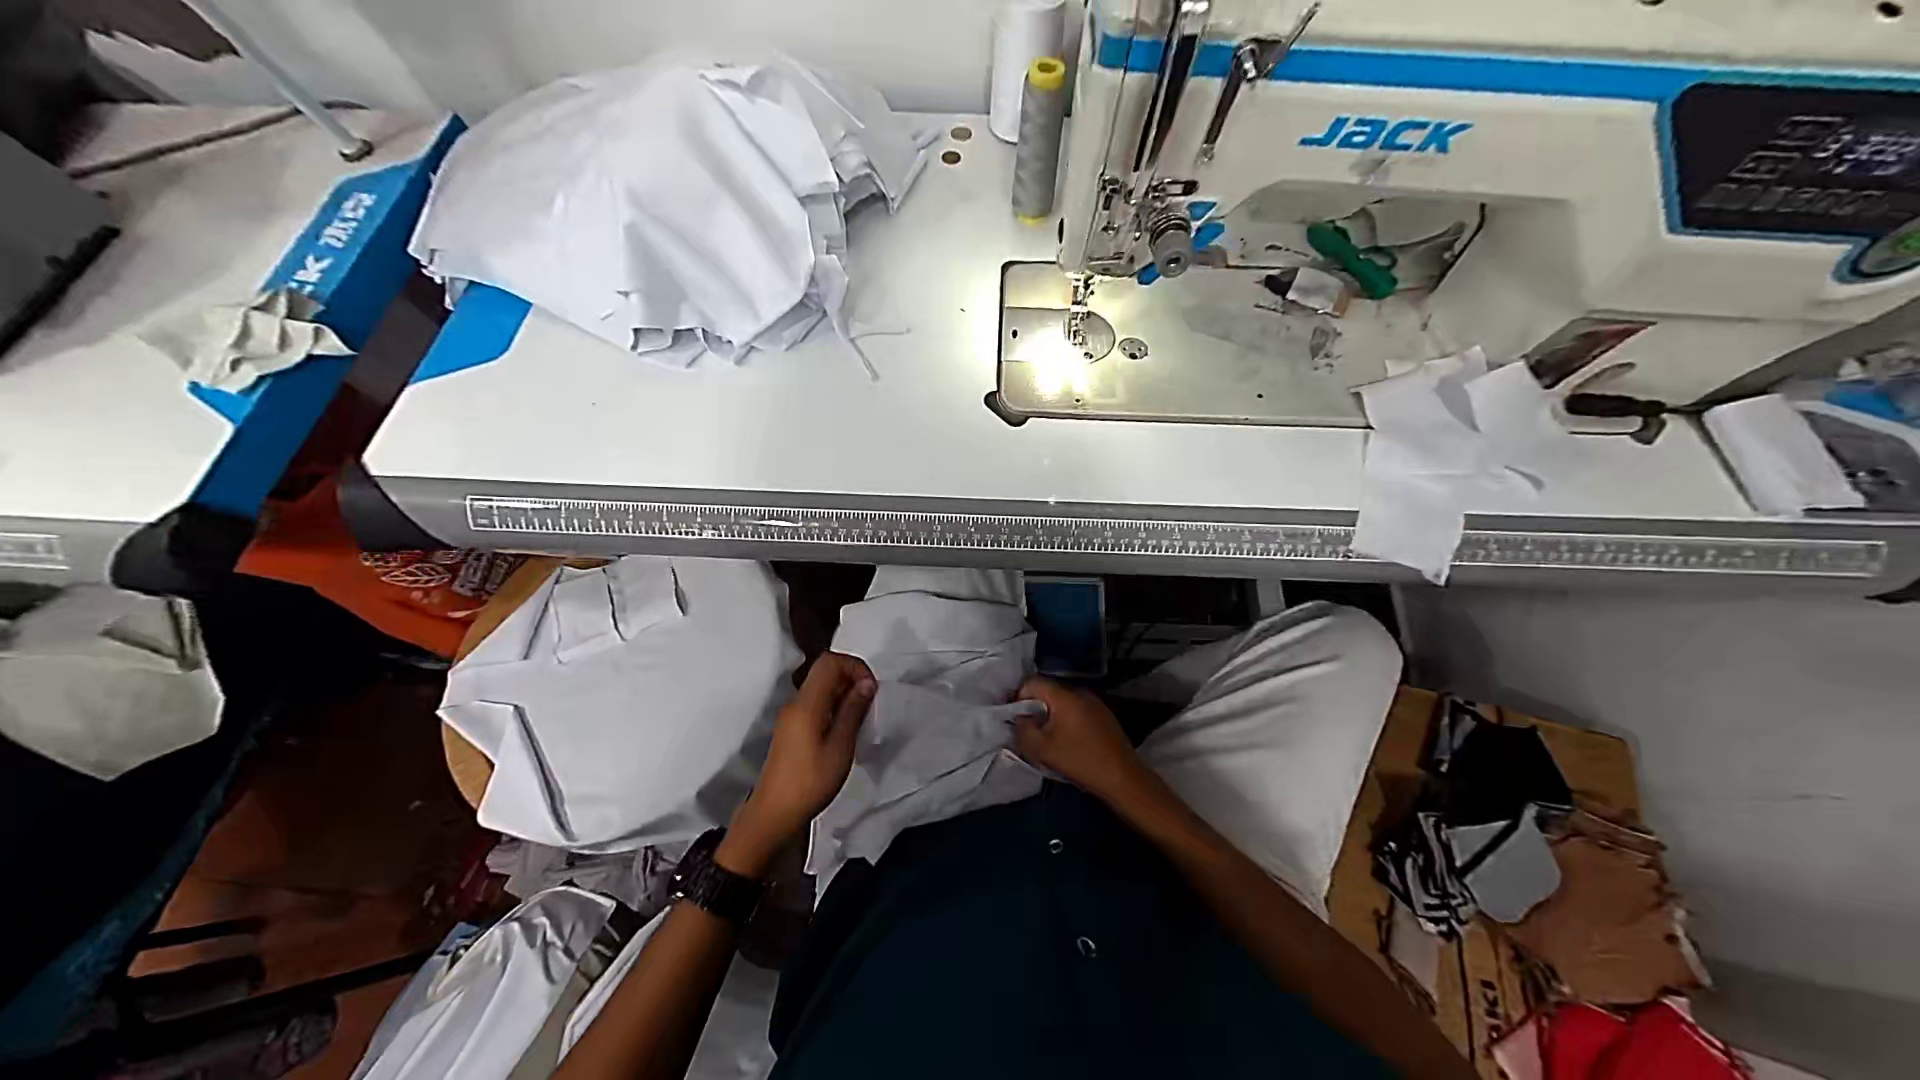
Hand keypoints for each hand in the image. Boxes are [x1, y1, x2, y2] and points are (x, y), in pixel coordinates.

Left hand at [720, 652, 875, 877]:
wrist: (774, 814)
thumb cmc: (810, 782)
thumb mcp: (840, 747)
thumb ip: (853, 711)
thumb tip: (866, 683)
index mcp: (806, 703)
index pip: (829, 662)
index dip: (854, 666)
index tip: (871, 689)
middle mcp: (796, 703)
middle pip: (825, 671)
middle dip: (852, 679)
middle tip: (870, 705)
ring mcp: (792, 716)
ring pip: (822, 688)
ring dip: (844, 695)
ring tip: (861, 720)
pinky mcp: (792, 729)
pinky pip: (816, 704)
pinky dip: (835, 708)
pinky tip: (845, 731)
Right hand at [1012, 677, 1147, 802]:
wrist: (1122, 777)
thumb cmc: (1080, 760)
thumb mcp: (1042, 749)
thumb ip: (1024, 729)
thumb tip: (1021, 718)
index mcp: (1065, 696)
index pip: (1033, 682)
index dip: (1019, 696)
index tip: (1016, 717)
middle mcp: (1081, 693)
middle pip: (1049, 692)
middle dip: (1035, 708)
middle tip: (1030, 730)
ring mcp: (1095, 703)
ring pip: (1063, 703)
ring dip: (1052, 716)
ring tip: (1049, 738)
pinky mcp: (1104, 715)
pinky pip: (1078, 711)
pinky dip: (1067, 721)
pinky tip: (1069, 741)